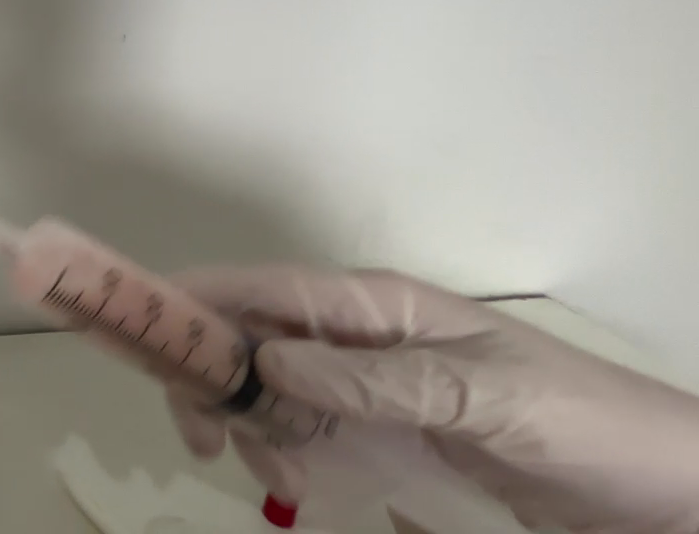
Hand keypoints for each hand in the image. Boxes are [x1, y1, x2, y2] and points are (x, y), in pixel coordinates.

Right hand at [166, 267, 698, 533]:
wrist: (682, 499)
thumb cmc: (588, 425)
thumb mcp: (486, 396)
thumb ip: (376, 378)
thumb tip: (267, 363)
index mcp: (371, 304)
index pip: (260, 287)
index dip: (194, 298)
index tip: (141, 329)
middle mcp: (351, 334)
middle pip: (247, 337)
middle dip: (213, 377)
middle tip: (202, 436)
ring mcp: (362, 383)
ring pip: (265, 387)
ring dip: (249, 426)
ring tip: (271, 480)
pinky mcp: (377, 430)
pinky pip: (303, 431)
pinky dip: (283, 455)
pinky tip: (297, 486)